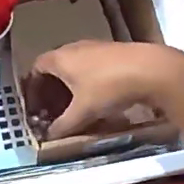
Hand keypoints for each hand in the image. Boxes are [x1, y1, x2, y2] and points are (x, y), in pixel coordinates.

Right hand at [32, 41, 183, 138]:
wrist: (151, 70)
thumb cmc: (108, 87)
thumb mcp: (83, 111)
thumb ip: (63, 125)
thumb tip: (49, 136)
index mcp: (60, 58)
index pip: (36, 68)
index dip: (33, 88)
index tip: (34, 105)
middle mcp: (74, 48)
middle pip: (55, 68)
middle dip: (51, 90)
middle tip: (52, 110)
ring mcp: (95, 48)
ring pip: (74, 68)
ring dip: (70, 87)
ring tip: (74, 108)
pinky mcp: (113, 53)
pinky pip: (91, 68)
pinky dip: (86, 83)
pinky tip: (96, 100)